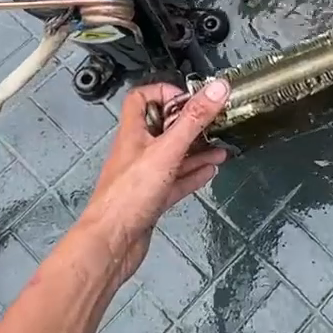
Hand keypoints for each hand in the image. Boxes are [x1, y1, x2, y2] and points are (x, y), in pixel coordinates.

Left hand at [83, 79, 229, 264]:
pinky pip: (177, 181)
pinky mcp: (152, 198)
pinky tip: (209, 172)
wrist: (111, 243)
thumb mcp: (167, 150)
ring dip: (197, 150)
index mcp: (134, 133)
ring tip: (220, 148)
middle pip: (164, 128)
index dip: (165, 93)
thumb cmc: (128, 196)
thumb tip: (216, 88)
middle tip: (213, 124)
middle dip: (190, 124)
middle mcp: (138, 151)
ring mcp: (145, 176)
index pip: (142, 98)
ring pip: (174, 155)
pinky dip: (194, 175)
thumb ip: (193, 119)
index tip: (190, 99)